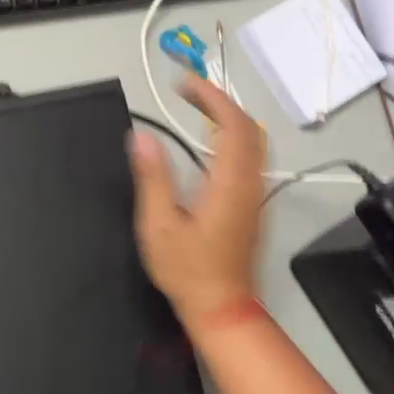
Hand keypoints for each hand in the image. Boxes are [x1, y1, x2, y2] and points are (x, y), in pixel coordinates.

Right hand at [128, 75, 267, 321]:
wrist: (222, 307)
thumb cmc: (187, 270)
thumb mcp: (159, 225)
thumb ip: (152, 177)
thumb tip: (139, 137)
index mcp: (229, 183)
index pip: (231, 123)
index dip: (210, 96)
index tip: (182, 85)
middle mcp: (249, 183)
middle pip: (248, 127)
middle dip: (219, 101)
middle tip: (187, 93)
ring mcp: (255, 195)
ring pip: (253, 142)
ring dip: (228, 118)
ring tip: (196, 110)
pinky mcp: (251, 206)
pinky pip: (250, 158)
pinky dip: (231, 138)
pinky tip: (207, 145)